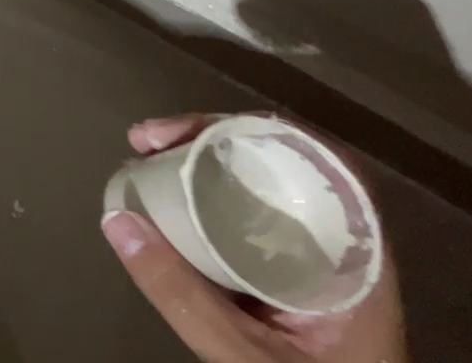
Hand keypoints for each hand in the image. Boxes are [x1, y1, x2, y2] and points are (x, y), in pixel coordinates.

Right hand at [102, 114, 408, 362]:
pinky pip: (249, 219)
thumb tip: (116, 219)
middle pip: (282, 165)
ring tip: (145, 159)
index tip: (185, 132)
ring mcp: (317, 265)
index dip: (257, 130)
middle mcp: (343, 250)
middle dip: (208, 139)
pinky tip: (169, 201)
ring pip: (261, 189)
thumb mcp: (244, 356)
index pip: (322, 164)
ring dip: (201, 163)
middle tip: (146, 140)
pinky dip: (205, 197)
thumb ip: (184, 296)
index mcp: (356, 260)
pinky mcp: (291, 281)